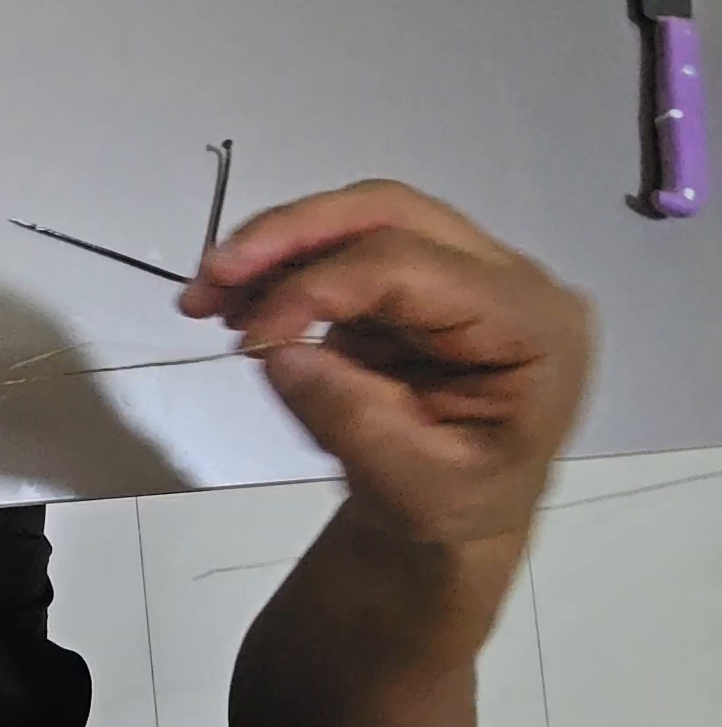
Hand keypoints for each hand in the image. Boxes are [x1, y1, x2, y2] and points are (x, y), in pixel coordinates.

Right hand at [180, 180, 591, 542]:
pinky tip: (229, 306)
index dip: (311, 290)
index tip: (246, 346)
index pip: (404, 266)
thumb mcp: (410, 482)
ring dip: (266, 250)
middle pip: (383, 212)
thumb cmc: (449, 504)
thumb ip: (351, 417)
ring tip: (200, 298)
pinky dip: (270, 273)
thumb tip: (276, 352)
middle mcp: (498, 279)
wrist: (448, 513)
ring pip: (349, 222)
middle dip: (286, 235)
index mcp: (525, 324)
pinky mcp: (399, 289)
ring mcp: (448, 277)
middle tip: (210, 274)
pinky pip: (328, 255)